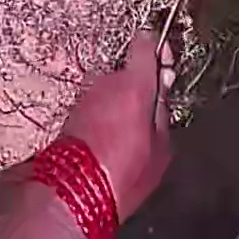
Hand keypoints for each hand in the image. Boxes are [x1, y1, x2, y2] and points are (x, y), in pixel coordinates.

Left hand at [58, 30, 174, 219]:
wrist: (74, 193)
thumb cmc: (121, 173)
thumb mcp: (161, 148)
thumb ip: (163, 114)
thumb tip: (161, 98)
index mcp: (135, 84)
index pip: (145, 44)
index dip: (158, 49)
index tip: (165, 63)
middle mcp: (107, 82)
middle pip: (130, 71)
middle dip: (141, 88)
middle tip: (150, 115)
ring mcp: (87, 95)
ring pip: (112, 89)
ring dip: (121, 104)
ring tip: (129, 137)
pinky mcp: (73, 110)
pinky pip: (98, 104)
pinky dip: (105, 116)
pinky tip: (112, 142)